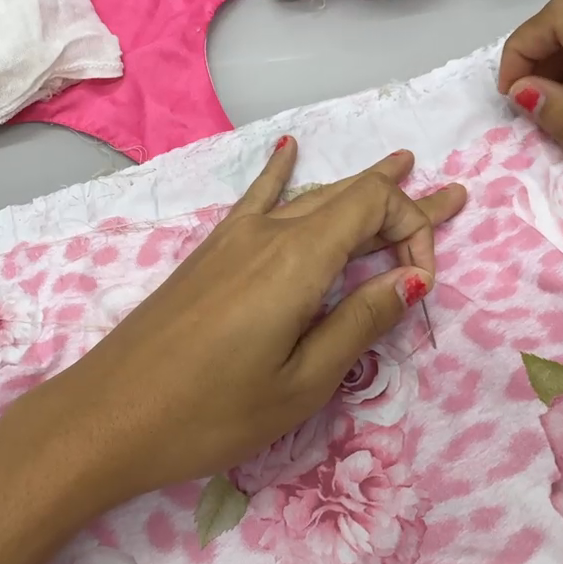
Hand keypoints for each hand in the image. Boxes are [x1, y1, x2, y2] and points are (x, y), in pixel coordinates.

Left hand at [7, 140, 466, 505]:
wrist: (109, 414)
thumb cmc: (211, 412)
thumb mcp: (301, 383)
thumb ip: (358, 322)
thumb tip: (411, 278)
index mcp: (298, 259)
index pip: (374, 208)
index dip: (414, 229)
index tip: (424, 284)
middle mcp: (268, 232)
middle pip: (348, 197)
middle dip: (404, 202)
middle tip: (453, 197)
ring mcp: (234, 236)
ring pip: (311, 197)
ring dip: (360, 187)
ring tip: (402, 164)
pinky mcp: (210, 251)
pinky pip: (257, 198)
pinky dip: (281, 172)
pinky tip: (289, 149)